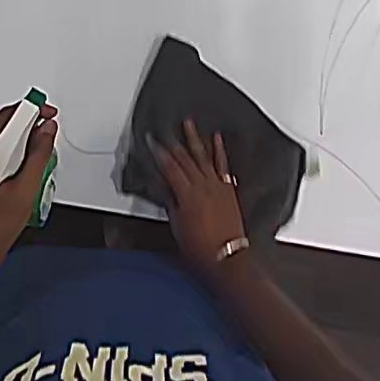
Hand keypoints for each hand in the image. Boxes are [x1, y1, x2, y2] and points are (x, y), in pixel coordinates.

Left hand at [0, 101, 57, 262]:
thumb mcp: (25, 187)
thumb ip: (38, 155)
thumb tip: (47, 129)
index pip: (5, 118)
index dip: (30, 110)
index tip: (48, 112)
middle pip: (2, 124)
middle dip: (29, 121)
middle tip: (49, 124)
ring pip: (1, 135)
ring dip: (24, 134)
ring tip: (43, 140)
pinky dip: (17, 145)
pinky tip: (30, 156)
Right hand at [156, 120, 248, 274]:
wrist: (227, 256)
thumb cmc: (200, 248)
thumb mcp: (177, 227)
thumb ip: (171, 203)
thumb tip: (166, 187)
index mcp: (187, 194)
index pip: (169, 167)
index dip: (159, 153)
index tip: (152, 140)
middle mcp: (202, 185)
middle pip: (185, 159)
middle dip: (173, 143)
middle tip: (166, 129)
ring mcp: (217, 184)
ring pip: (203, 156)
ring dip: (195, 138)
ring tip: (189, 124)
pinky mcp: (228, 187)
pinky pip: (223, 164)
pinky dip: (219, 150)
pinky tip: (216, 138)